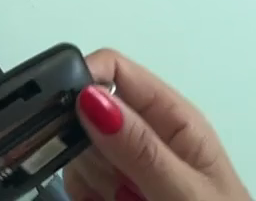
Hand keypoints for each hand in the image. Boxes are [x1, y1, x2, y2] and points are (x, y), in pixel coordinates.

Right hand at [63, 49, 250, 200]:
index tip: (66, 117)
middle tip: (117, 185)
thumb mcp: (189, 197)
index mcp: (173, 118)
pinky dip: (85, 196)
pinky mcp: (115, 191)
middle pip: (87, 110)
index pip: (113, 68)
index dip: (83, 81)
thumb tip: (90, 96)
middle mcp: (147, 134)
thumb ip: (141, 150)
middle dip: (89, 146)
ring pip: (79, 149)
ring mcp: (129, 164)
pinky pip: (79, 181)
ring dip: (91, 180)